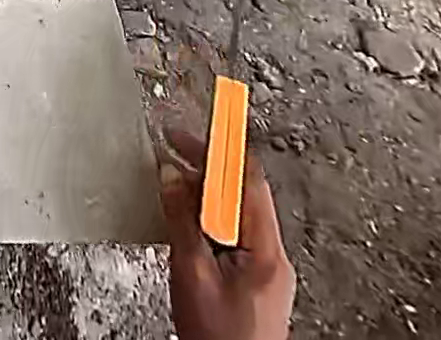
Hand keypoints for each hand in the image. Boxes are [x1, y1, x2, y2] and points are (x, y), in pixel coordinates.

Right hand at [160, 128, 295, 339]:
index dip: (223, 148)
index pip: (248, 181)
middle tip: (173, 142)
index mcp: (266, 251)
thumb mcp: (192, 271)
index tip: (202, 122)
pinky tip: (181, 210)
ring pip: (232, 209)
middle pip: (241, 191)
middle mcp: (270, 254)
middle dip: (206, 164)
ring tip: (171, 176)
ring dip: (201, 188)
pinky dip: (203, 212)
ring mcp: (261, 265)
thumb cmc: (220, 338)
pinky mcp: (248, 275)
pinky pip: (227, 228)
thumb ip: (181, 218)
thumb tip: (169, 172)